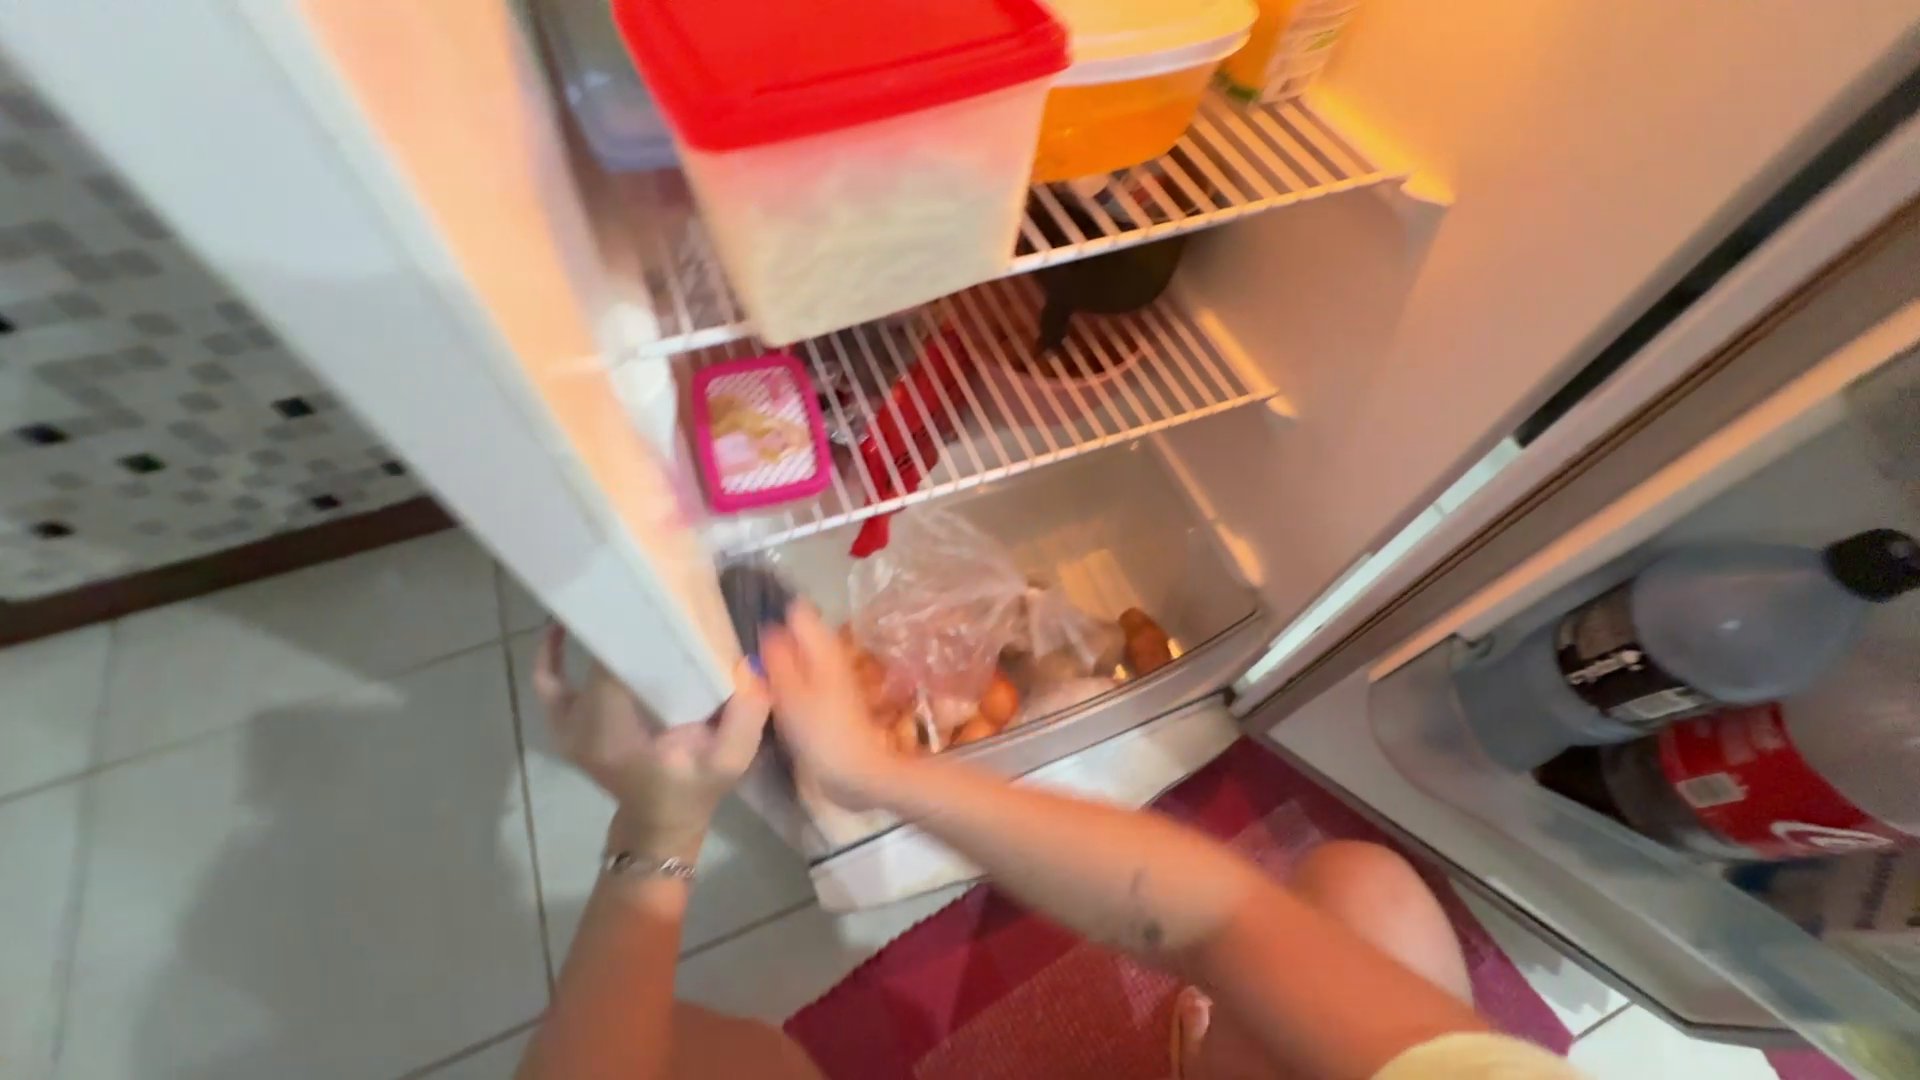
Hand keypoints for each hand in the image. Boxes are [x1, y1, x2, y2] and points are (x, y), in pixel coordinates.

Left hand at [534, 623, 769, 859]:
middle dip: (618, 627)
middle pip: (592, 663)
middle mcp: (581, 728)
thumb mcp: (729, 761)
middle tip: (647, 596)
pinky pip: (548, 682)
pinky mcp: (564, 724)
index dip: (629, 636)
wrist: (660, 822)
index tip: (656, 607)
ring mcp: (566, 727)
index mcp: (614, 735)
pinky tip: (563, 627)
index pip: (612, 672)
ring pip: (570, 668)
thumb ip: (745, 718)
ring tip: (616, 601)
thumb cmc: (693, 789)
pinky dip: (551, 654)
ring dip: (593, 635)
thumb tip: (752, 666)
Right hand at [760, 604, 903, 808]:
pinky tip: (766, 693)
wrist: (856, 772)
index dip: (772, 612)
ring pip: (798, 654)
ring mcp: (830, 675)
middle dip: (772, 638)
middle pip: (796, 631)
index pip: (796, 610)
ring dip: (776, 660)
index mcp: (823, 647)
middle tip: (739, 652)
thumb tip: (765, 627)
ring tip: (746, 670)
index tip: (744, 624)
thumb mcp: (792, 695)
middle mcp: (829, 654)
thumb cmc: (822, 732)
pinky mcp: (828, 696)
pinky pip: (801, 675)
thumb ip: (777, 659)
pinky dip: (785, 678)